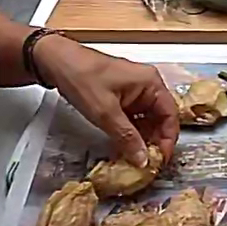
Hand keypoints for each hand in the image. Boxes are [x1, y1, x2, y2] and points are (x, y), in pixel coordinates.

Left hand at [35, 37, 178, 165]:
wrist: (56, 61)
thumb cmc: (82, 77)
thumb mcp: (105, 112)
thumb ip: (127, 137)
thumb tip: (143, 159)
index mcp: (150, 83)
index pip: (170, 116)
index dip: (167, 140)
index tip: (159, 161)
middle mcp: (146, 86)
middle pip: (160, 119)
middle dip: (154, 142)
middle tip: (145, 164)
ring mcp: (133, 91)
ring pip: (145, 121)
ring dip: (141, 140)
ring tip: (134, 159)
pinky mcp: (120, 97)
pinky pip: (132, 118)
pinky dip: (129, 133)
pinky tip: (123, 147)